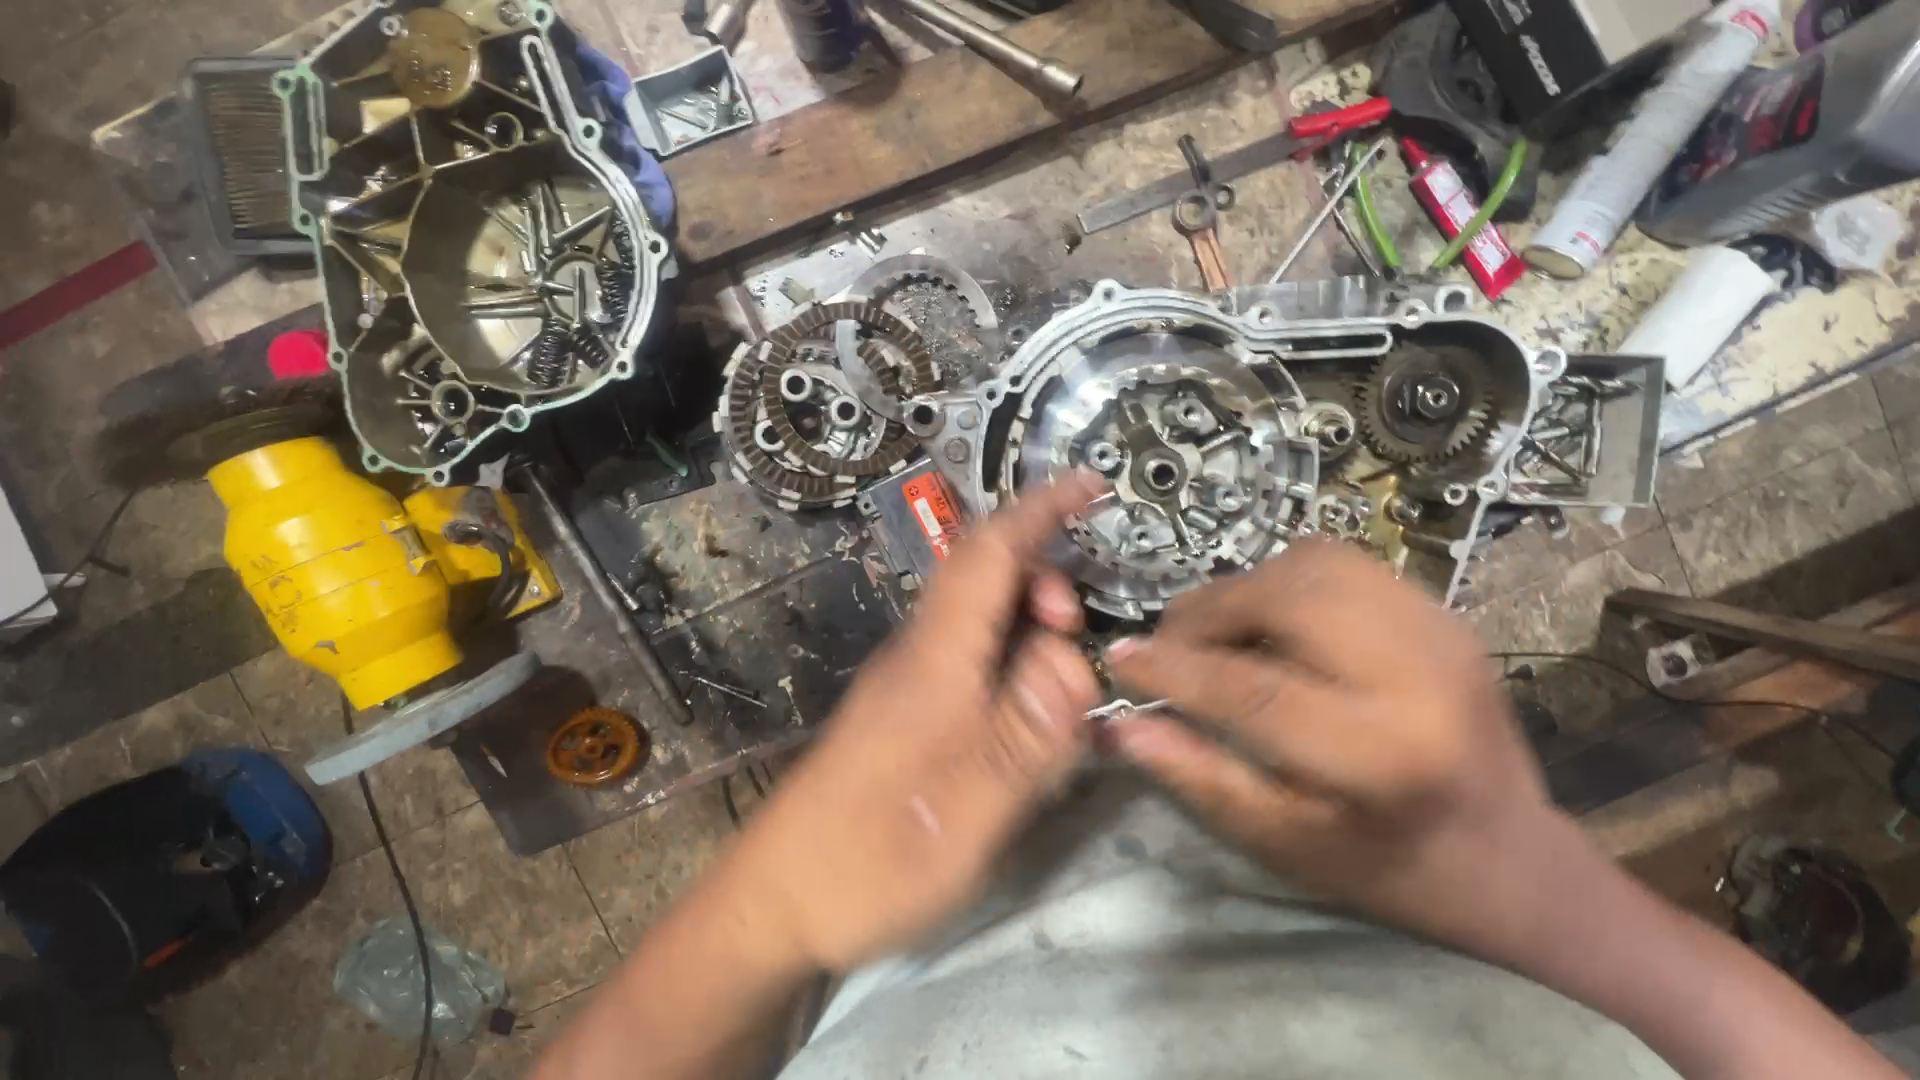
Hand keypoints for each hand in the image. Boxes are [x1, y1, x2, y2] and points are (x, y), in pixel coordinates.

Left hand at [723, 473, 1106, 972]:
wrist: (776, 901)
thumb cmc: (869, 858)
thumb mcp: (967, 811)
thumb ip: (1026, 734)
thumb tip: (1072, 660)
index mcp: (933, 663)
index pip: (988, 555)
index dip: (1039, 510)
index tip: (1089, 484)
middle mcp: (918, 658)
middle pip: (986, 583)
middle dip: (1046, 587)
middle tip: (1078, 641)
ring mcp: (909, 687)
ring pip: (982, 627)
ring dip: (1032, 636)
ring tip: (1061, 698)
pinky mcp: (906, 718)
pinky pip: (972, 668)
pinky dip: (1013, 674)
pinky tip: (1028, 729)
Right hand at [1102, 540, 1586, 962]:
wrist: (1512, 857)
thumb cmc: (1389, 869)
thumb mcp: (1284, 843)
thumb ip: (1197, 776)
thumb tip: (1119, 723)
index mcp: (1384, 755)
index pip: (1254, 690)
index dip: (1174, 669)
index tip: (1119, 659)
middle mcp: (1420, 674)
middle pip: (1284, 600)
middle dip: (1205, 613)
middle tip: (1168, 647)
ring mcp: (1439, 629)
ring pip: (1310, 564)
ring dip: (1244, 589)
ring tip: (1217, 632)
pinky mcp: (1441, 610)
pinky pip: (1340, 563)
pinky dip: (1284, 580)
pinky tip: (1271, 623)